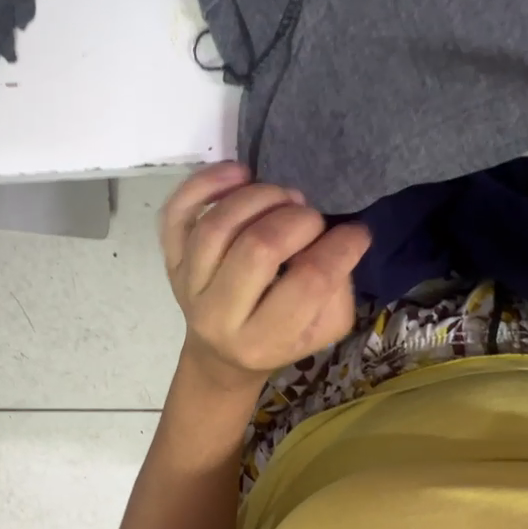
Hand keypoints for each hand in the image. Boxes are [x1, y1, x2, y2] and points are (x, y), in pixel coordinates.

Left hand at [159, 163, 369, 390]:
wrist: (221, 354)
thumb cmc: (280, 338)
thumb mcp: (322, 329)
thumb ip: (337, 289)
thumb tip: (338, 237)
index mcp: (262, 341)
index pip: (308, 284)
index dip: (340, 248)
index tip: (356, 232)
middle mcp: (218, 317)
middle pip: (258, 249)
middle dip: (297, 220)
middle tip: (311, 219)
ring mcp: (188, 286)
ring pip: (218, 226)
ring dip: (259, 197)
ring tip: (284, 198)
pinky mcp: (171, 260)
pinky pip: (178, 212)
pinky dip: (207, 183)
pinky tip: (240, 175)